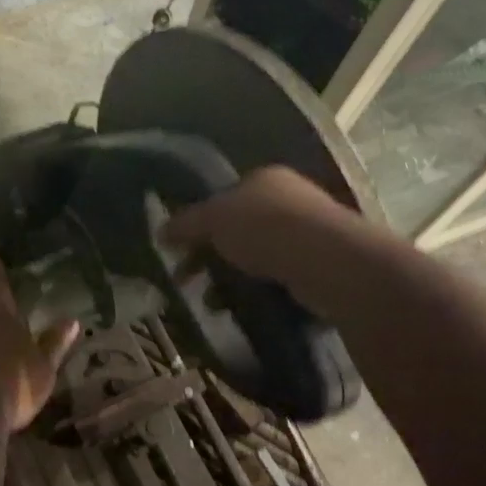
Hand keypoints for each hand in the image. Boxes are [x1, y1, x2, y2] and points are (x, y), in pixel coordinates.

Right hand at [160, 166, 362, 304]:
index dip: (198, 223)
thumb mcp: (213, 220)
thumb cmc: (264, 229)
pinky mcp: (322, 264)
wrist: (325, 261)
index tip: (179, 251)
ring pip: (259, 256)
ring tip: (215, 303)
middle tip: (189, 281)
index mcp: (264, 178)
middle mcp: (290, 199)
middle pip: (240, 228)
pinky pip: (280, 277)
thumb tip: (160, 231)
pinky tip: (248, 308)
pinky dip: (261, 292)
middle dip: (212, 255)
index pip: (224, 198)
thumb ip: (185, 224)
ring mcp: (310, 232)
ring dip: (233, 278)